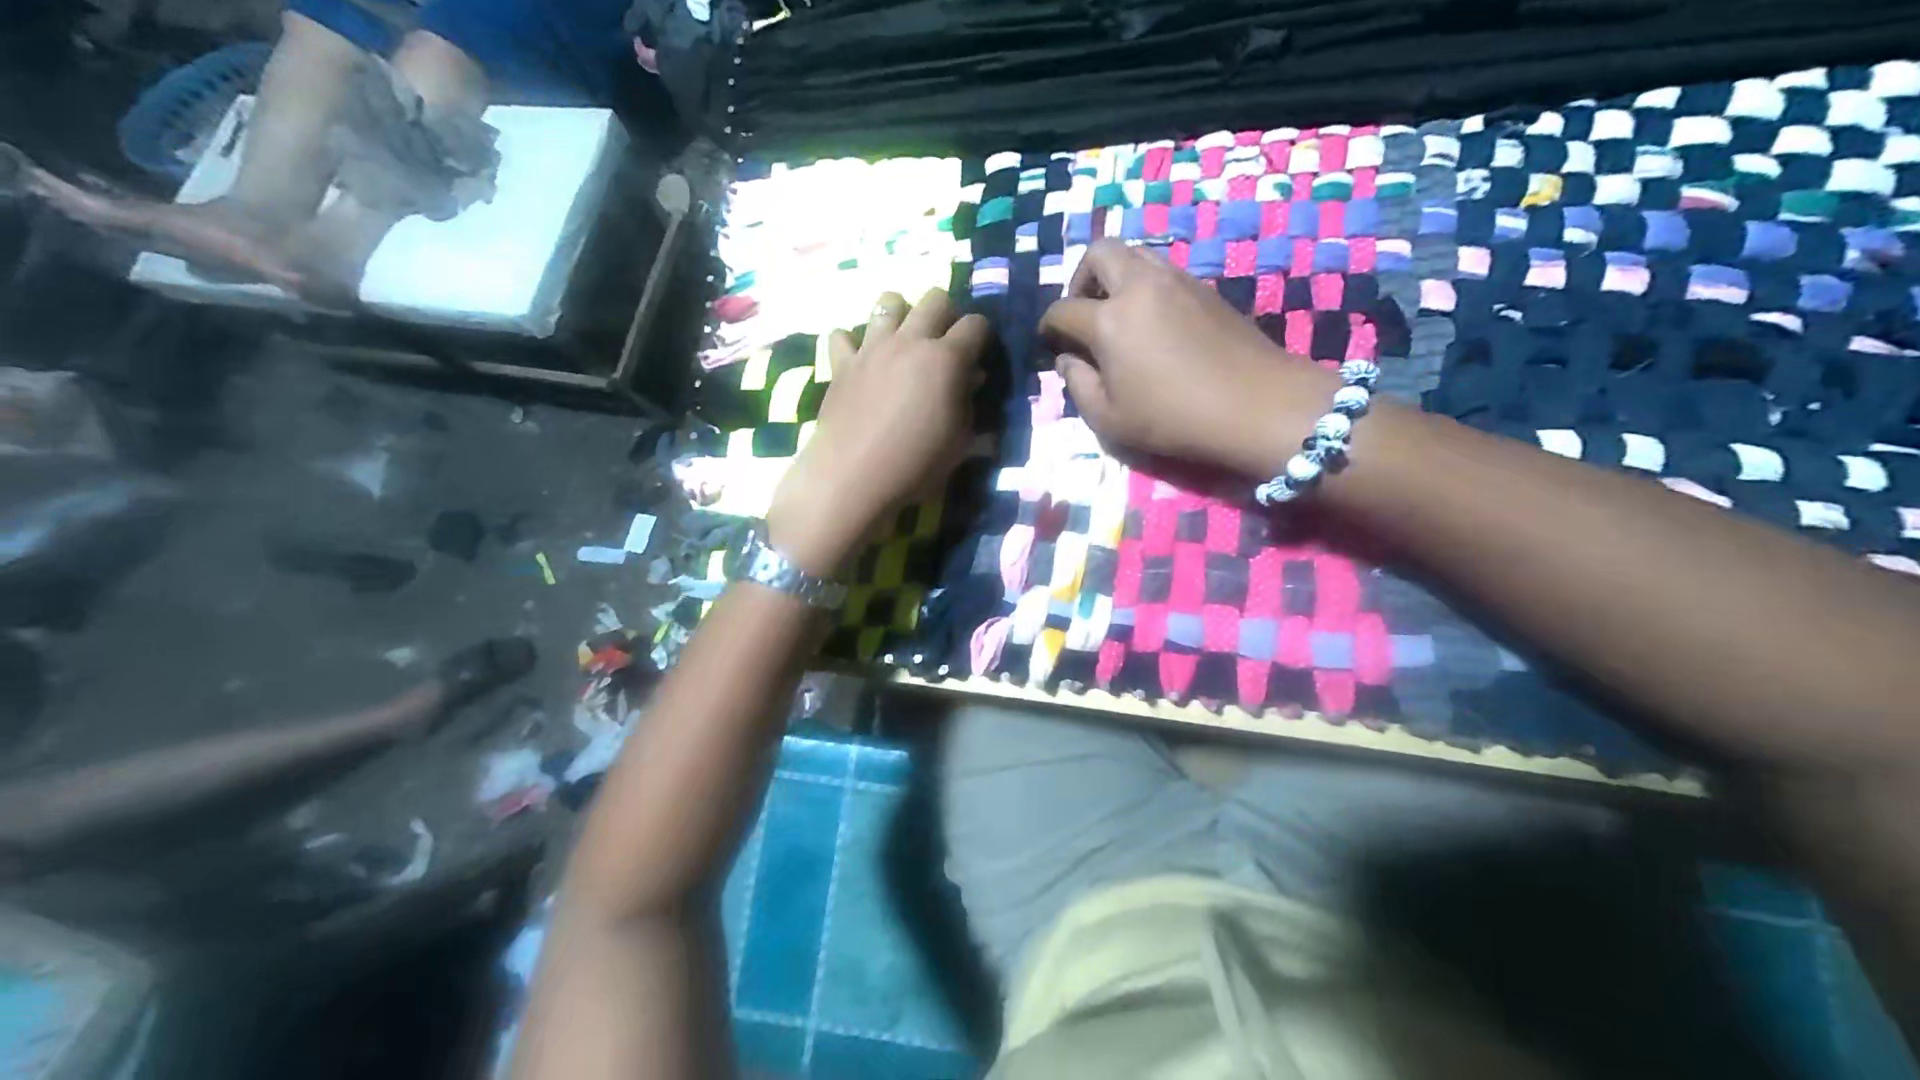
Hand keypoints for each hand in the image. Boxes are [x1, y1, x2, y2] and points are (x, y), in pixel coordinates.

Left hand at [767, 288, 988, 575]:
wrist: (853, 476)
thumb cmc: (916, 464)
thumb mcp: (958, 440)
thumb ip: (967, 402)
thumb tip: (970, 378)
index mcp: (946, 359)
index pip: (976, 325)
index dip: (982, 336)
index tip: (979, 354)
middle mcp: (910, 341)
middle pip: (935, 299)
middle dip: (946, 313)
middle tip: (944, 341)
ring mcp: (872, 348)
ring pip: (888, 302)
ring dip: (901, 313)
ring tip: (903, 338)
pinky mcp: (842, 363)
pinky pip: (842, 335)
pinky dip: (852, 342)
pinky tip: (860, 359)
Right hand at [1040, 239, 1337, 477]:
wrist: (1256, 405)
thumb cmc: (1173, 419)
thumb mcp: (1109, 419)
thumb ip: (1078, 385)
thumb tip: (1069, 360)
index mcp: (1109, 320)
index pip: (1063, 309)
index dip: (1049, 326)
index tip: (1050, 342)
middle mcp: (1140, 286)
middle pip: (1099, 252)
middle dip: (1080, 277)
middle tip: (1083, 312)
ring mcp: (1177, 281)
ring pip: (1134, 254)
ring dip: (1115, 276)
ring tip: (1117, 314)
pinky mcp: (1205, 288)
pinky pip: (1162, 270)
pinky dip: (1144, 285)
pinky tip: (1152, 322)